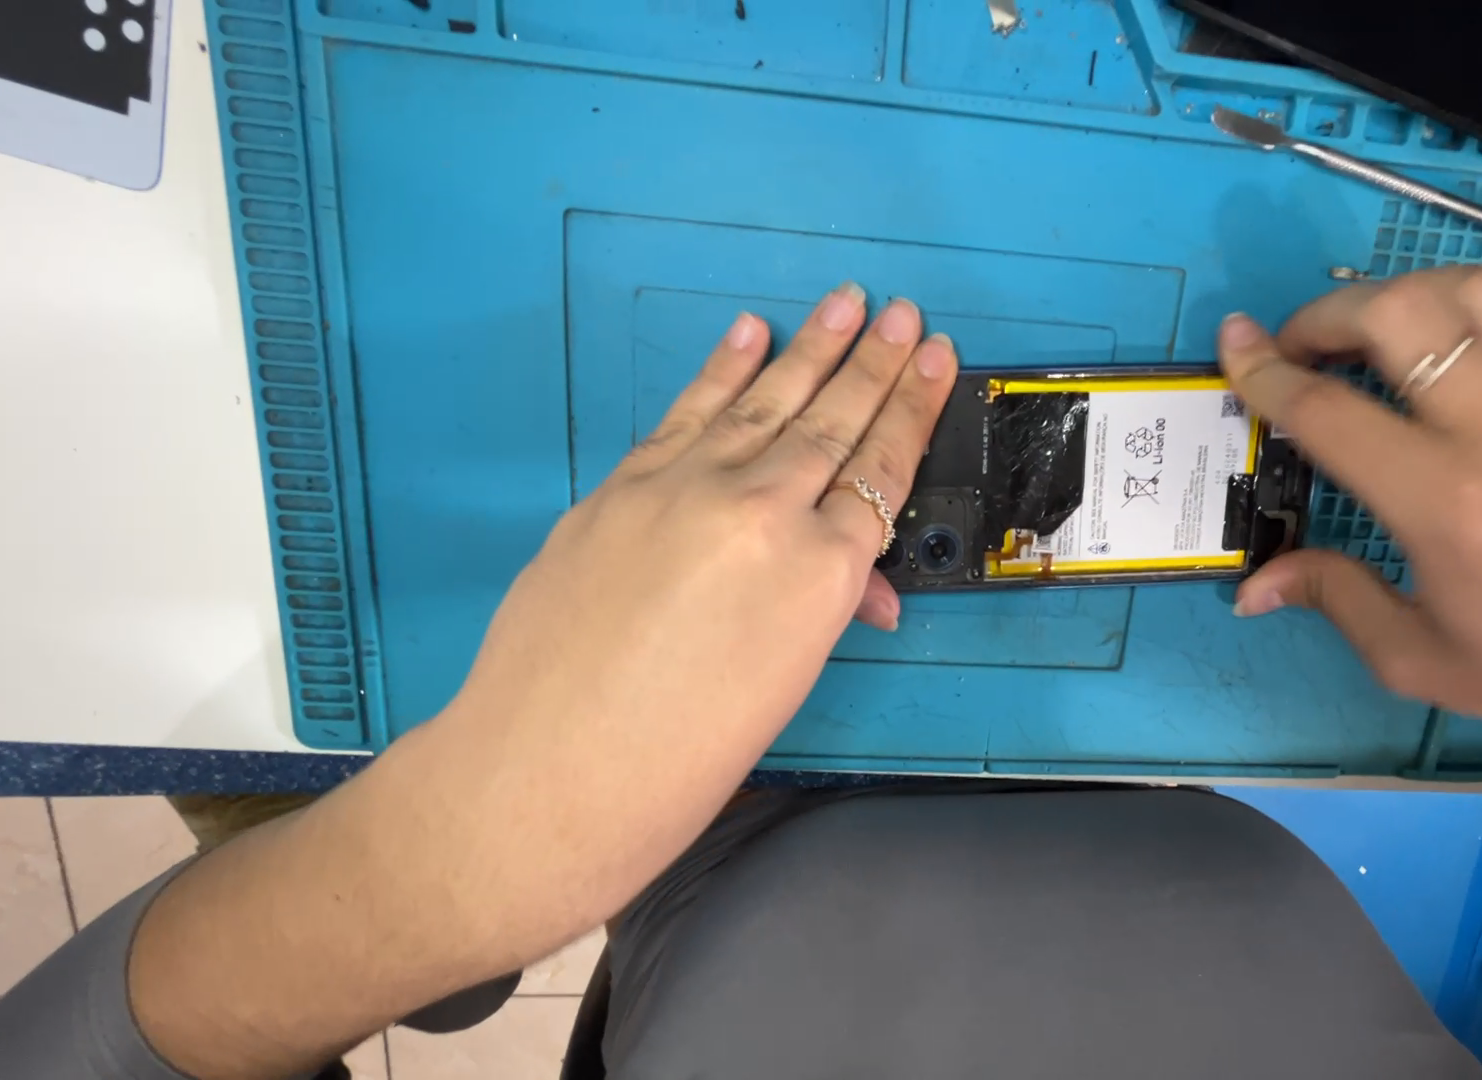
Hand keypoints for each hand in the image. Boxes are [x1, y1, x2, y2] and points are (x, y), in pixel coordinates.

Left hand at [455, 279, 954, 756]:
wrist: (546, 774)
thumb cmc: (686, 758)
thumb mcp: (785, 680)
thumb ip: (826, 606)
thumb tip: (856, 580)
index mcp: (817, 573)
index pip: (881, 471)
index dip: (913, 410)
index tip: (935, 359)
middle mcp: (759, 512)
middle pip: (832, 423)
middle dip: (874, 364)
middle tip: (903, 313)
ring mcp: (683, 488)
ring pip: (765, 403)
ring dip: (811, 348)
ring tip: (846, 302)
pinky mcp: (622, 485)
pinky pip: (688, 413)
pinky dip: (723, 369)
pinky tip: (751, 332)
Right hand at [1218, 267, 1481, 852]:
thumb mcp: (1422, 659)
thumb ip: (1333, 599)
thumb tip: (1253, 587)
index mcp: (1443, 500)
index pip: (1328, 411)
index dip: (1265, 372)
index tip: (1233, 343)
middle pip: (1402, 313)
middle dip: (1328, 314)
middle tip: (1300, 345)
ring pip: (1477, 289)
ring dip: (1405, 296)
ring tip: (1374, 334)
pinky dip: (1478, 311)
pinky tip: (1457, 347)